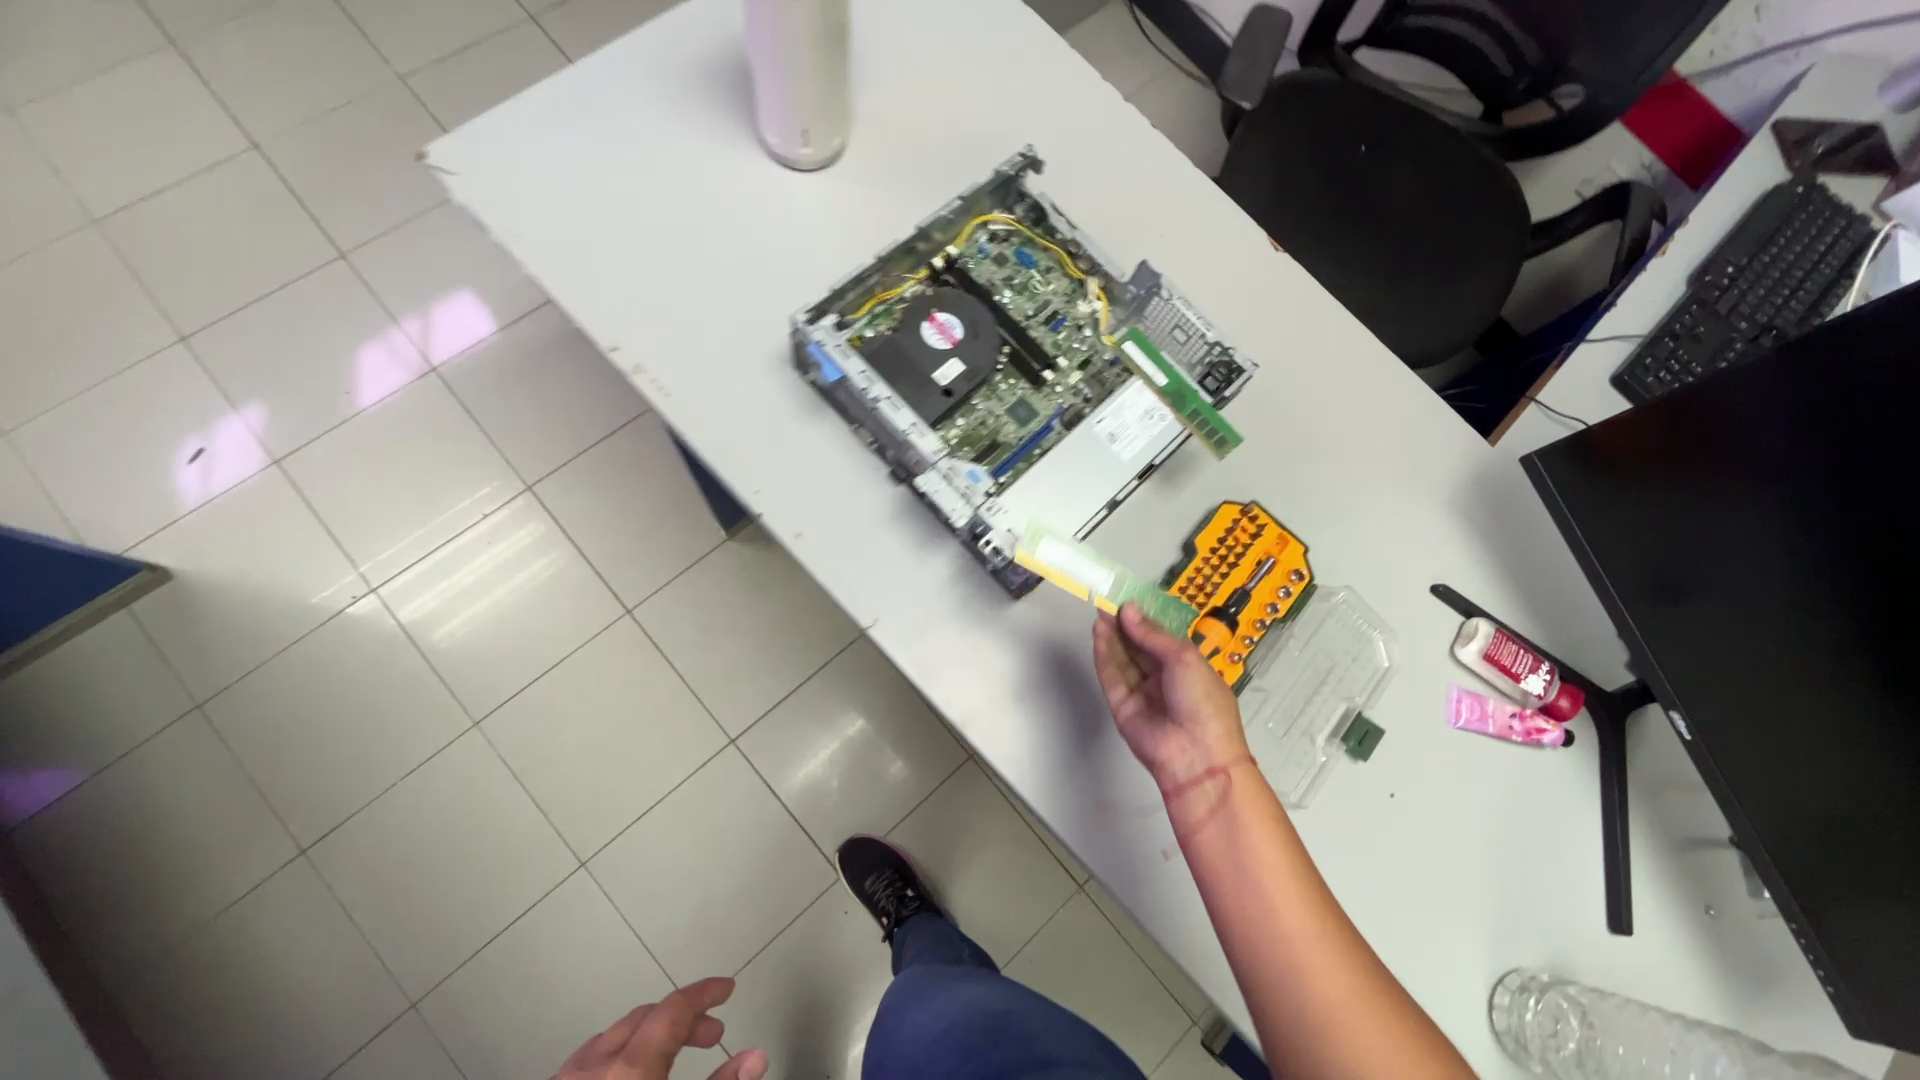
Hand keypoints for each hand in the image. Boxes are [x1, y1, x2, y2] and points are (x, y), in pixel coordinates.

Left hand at [554, 977, 767, 1079]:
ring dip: (647, 1036)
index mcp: (628, 1072)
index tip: (727, 988)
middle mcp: (589, 1070)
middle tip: (713, 1035)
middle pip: (641, 1019)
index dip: (704, 993)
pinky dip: (616, 1056)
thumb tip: (756, 1056)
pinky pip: (585, 1063)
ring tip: (672, 1054)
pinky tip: (626, 1075)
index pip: (672, 1010)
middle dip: (681, 1019)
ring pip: (608, 1040)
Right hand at [1093, 603, 1249, 793]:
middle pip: (1138, 647)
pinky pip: (1111, 676)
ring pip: (1122, 659)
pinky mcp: (1121, 706)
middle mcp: (1163, 679)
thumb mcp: (1184, 659)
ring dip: (1111, 635)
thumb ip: (1152, 634)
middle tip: (1108, 600)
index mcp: (1187, 667)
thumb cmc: (1203, 702)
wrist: (1197, 754)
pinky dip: (1104, 654)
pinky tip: (1099, 632)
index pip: (1160, 639)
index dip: (1145, 620)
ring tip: (1100, 610)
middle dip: (1125, 625)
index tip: (1128, 600)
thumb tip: (1129, 610)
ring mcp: (1141, 693)